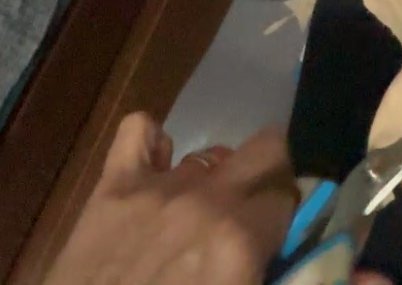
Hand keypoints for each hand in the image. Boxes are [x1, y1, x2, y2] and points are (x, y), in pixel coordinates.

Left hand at [46, 114, 298, 284]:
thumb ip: (257, 272)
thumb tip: (280, 257)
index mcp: (239, 242)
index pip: (288, 199)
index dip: (286, 219)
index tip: (277, 240)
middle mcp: (207, 201)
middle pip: (267, 149)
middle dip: (270, 177)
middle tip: (256, 217)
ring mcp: (157, 188)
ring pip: (210, 155)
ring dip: (215, 182)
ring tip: (200, 218)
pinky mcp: (113, 187)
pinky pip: (139, 130)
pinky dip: (153, 144)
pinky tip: (155, 172)